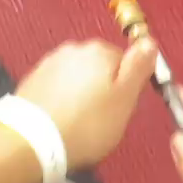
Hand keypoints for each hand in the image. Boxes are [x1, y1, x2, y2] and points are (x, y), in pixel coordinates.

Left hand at [14, 38, 158, 168]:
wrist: (33, 141)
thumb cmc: (87, 124)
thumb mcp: (124, 100)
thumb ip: (138, 67)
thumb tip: (149, 41)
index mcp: (99, 50)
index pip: (125, 62)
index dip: (127, 87)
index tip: (121, 109)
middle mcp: (74, 48)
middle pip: (101, 66)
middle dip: (104, 88)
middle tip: (102, 119)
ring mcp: (51, 61)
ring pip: (78, 75)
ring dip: (82, 92)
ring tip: (79, 121)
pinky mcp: (34, 77)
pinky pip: (58, 84)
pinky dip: (63, 97)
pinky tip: (60, 117)